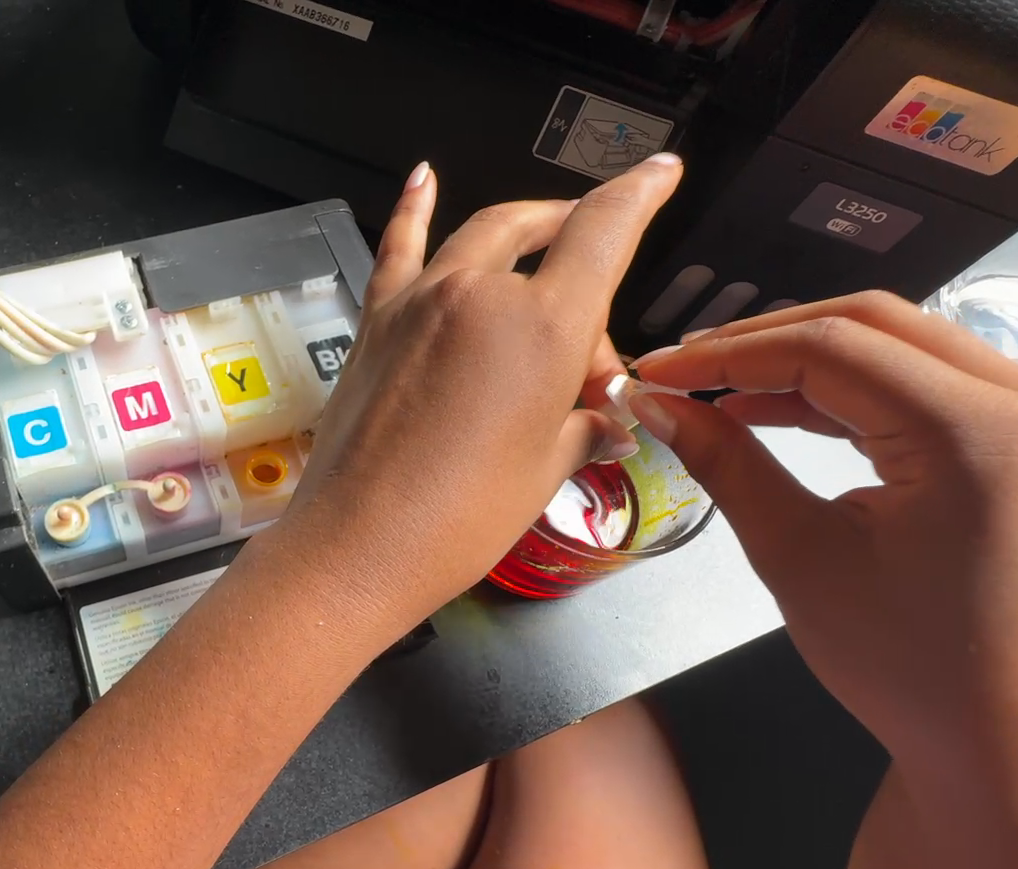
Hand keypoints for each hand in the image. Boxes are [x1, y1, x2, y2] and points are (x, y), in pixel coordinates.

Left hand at [263, 156, 681, 630]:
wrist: (357, 546)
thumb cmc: (460, 521)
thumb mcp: (543, 471)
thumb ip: (579, 425)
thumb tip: (604, 418)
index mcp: (541, 327)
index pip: (604, 233)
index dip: (639, 196)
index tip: (661, 174)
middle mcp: (478, 295)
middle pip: (542, 239)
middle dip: (575, 263)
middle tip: (583, 332)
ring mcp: (416, 303)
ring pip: (479, 239)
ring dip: (518, 235)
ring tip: (540, 236)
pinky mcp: (374, 324)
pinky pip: (397, 251)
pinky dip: (412, 211)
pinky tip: (422, 178)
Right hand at [633, 293, 1017, 806]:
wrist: (1003, 741)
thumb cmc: (899, 660)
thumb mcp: (794, 552)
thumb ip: (724, 461)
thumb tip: (655, 405)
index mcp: (982, 431)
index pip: (830, 348)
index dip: (725, 354)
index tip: (654, 373)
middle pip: (873, 325)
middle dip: (760, 342)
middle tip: (678, 372)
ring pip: (902, 347)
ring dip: (800, 363)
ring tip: (715, 391)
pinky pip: (927, 386)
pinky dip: (846, 392)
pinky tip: (780, 412)